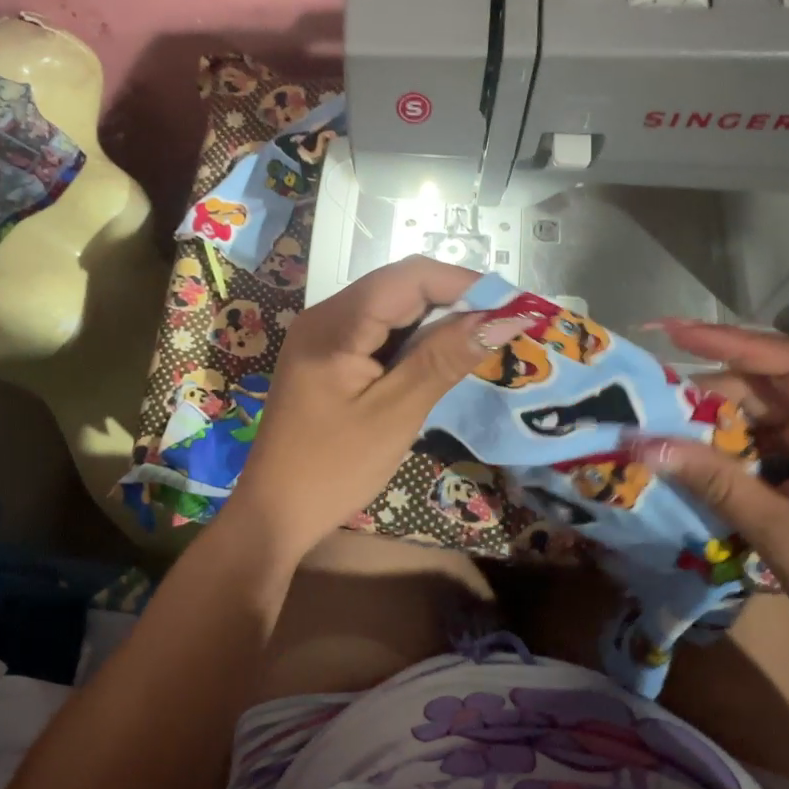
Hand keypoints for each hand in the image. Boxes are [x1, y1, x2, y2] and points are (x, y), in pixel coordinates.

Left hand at [229, 256, 515, 551]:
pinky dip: (411, 340)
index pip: (409, 277)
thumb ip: (444, 358)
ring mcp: (321, 337)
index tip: (513, 308)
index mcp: (335, 324)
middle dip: (454, 301)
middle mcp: (324, 317)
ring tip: (481, 344)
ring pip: (390, 309)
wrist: (274, 511)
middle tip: (504, 329)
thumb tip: (504, 318)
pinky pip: (375, 332)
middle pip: (398, 287)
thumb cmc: (333, 468)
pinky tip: (439, 360)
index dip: (465, 284)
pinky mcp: (325, 358)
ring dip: (436, 321)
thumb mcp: (395, 413)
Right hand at [629, 323, 788, 664]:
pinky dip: (721, 447)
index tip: (676, 333)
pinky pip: (758, 444)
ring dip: (711, 418)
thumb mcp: (782, 535)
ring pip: (759, 415)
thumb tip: (646, 444)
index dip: (737, 342)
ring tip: (660, 426)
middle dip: (710, 384)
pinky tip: (688, 456)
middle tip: (652, 396)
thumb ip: (717, 483)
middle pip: (770, 386)